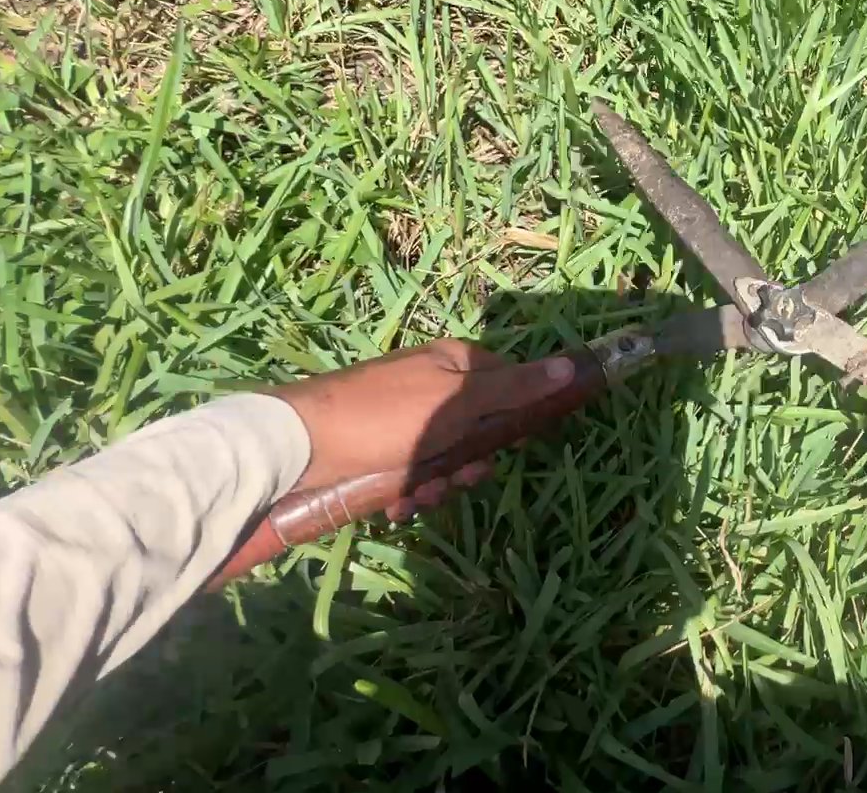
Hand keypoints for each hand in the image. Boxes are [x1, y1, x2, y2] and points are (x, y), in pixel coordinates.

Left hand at [267, 338, 576, 520]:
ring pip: (448, 451)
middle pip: (481, 423)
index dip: (517, 415)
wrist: (294, 445)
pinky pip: (413, 467)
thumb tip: (571, 366)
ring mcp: (404, 414)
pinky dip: (411, 488)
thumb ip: (517, 387)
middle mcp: (433, 382)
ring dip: (441, 480)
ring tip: (419, 497)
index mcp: (457, 362)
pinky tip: (398, 504)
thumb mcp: (461, 402)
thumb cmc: (387, 416)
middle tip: (460, 478)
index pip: (510, 382)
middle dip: (473, 458)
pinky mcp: (378, 443)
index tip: (510, 443)